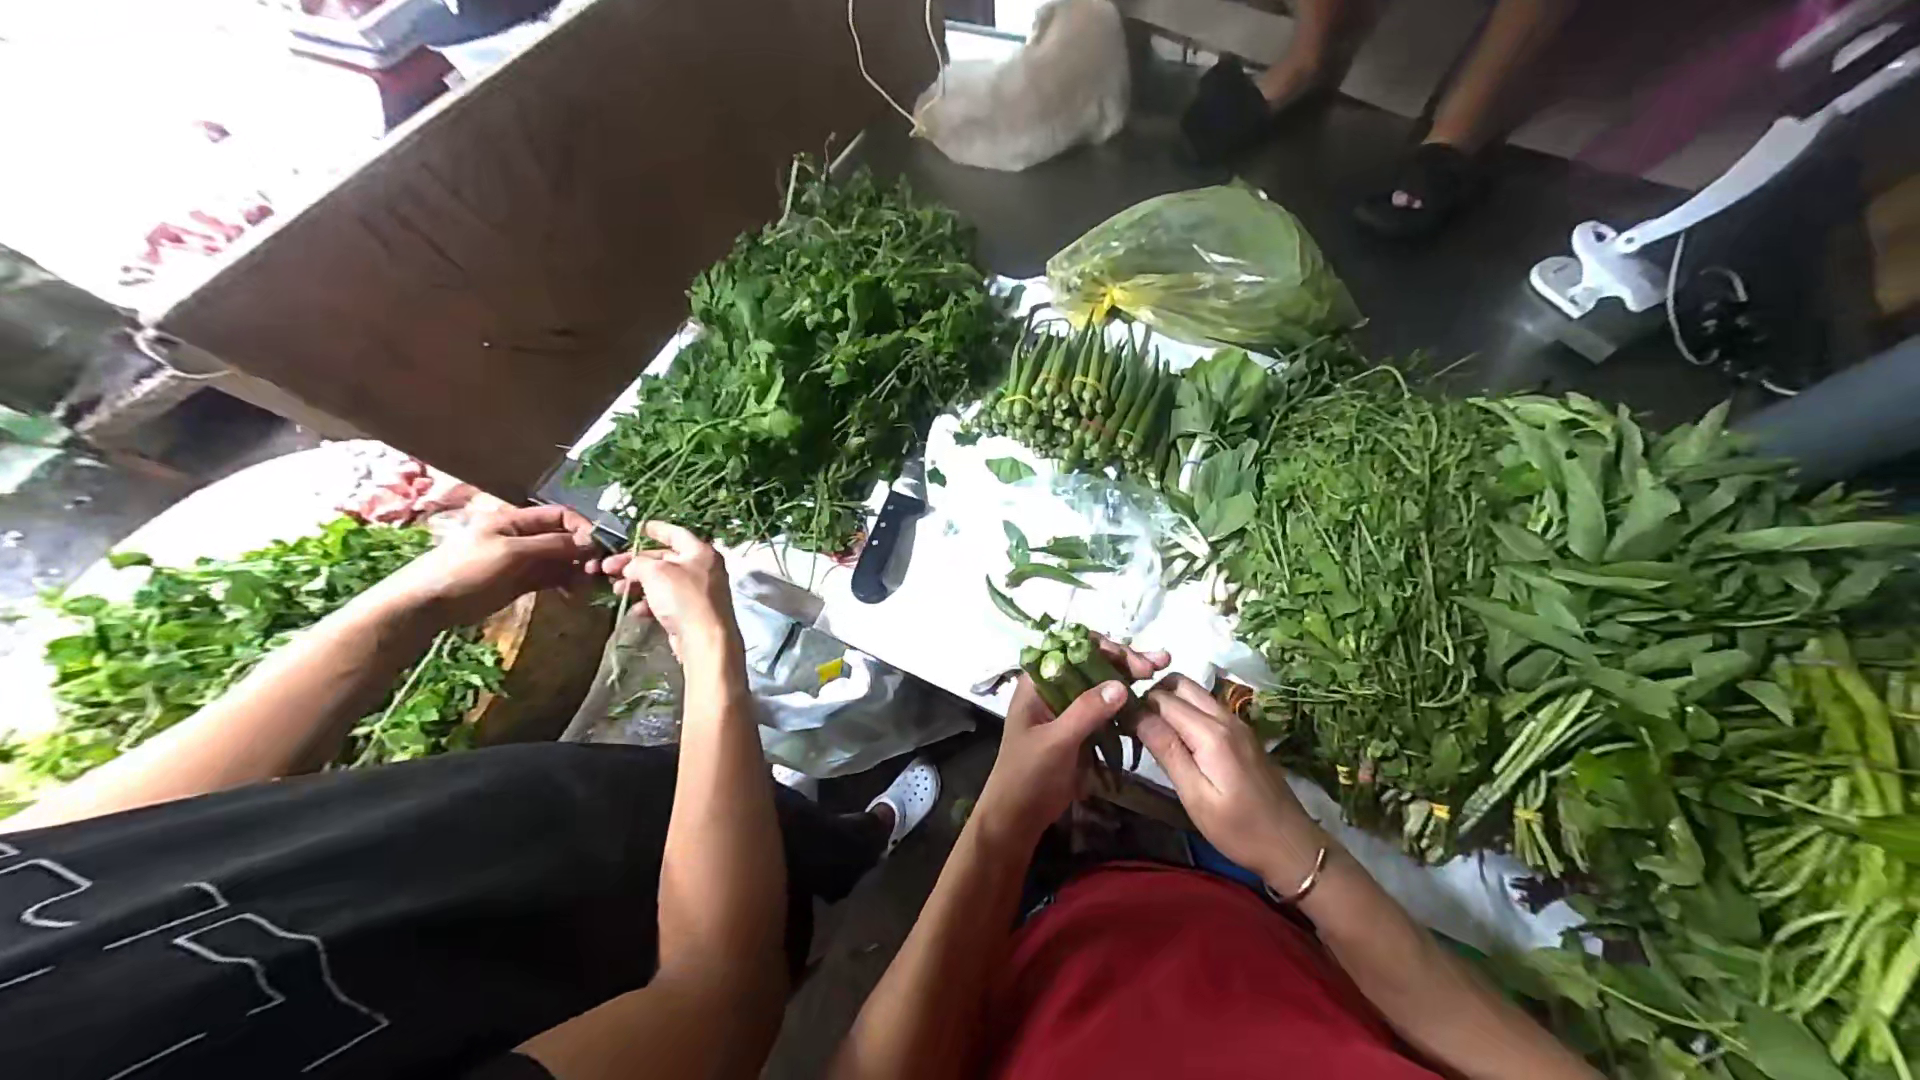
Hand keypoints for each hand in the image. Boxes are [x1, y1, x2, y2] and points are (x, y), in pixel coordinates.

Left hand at [378, 504, 598, 626]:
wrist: (426, 605)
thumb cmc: (466, 570)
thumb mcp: (512, 553)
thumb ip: (553, 546)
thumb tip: (591, 542)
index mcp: (516, 520)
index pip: (561, 516)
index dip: (583, 528)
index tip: (598, 548)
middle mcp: (523, 537)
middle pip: (565, 538)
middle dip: (584, 552)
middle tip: (595, 572)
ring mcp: (523, 560)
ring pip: (562, 560)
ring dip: (578, 570)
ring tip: (585, 586)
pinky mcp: (523, 581)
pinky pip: (554, 577)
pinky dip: (567, 583)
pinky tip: (574, 593)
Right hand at [594, 521, 740, 665]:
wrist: (704, 639)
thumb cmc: (683, 597)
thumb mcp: (656, 573)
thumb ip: (639, 563)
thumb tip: (632, 566)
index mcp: (701, 552)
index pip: (676, 533)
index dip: (656, 529)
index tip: (638, 528)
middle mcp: (703, 568)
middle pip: (664, 559)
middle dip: (635, 564)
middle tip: (608, 568)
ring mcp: (698, 591)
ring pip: (662, 582)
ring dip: (638, 585)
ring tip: (617, 591)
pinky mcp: (691, 612)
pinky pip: (666, 602)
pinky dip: (649, 603)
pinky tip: (635, 610)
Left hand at [976, 638, 1168, 848]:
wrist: (1018, 816)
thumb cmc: (1027, 774)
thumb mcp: (1056, 742)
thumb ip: (1086, 712)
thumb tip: (1121, 684)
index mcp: (1038, 683)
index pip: (1071, 648)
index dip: (1103, 647)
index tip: (1132, 661)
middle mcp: (1053, 688)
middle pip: (1091, 663)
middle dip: (1123, 660)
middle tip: (1158, 664)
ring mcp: (1068, 708)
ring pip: (1101, 684)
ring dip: (1129, 677)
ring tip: (1161, 671)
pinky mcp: (1081, 728)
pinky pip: (1106, 709)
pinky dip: (1126, 704)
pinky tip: (1148, 703)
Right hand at [1134, 675, 1327, 888]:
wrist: (1293, 847)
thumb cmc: (1239, 830)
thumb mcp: (1196, 797)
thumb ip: (1167, 751)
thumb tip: (1135, 714)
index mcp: (1211, 732)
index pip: (1161, 699)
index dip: (1136, 706)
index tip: (1118, 724)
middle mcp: (1224, 717)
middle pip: (1178, 684)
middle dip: (1151, 695)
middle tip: (1133, 723)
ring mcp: (1236, 722)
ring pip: (1193, 692)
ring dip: (1168, 700)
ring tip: (1150, 729)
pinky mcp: (1241, 733)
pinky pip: (1206, 706)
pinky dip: (1185, 710)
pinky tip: (1176, 737)